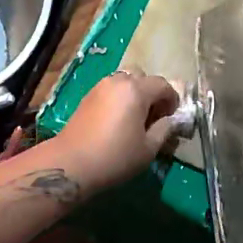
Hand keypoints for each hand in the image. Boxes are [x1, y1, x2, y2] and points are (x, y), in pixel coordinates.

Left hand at [56, 71, 182, 191]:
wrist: (70, 164)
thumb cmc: (115, 158)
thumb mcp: (148, 149)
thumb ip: (164, 130)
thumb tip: (171, 121)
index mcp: (136, 90)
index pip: (163, 85)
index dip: (172, 100)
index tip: (171, 119)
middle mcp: (117, 81)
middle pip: (142, 78)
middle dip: (152, 94)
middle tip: (153, 117)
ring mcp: (99, 87)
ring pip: (124, 83)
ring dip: (135, 96)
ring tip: (135, 120)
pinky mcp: (87, 97)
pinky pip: (111, 91)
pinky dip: (119, 100)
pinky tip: (118, 122)